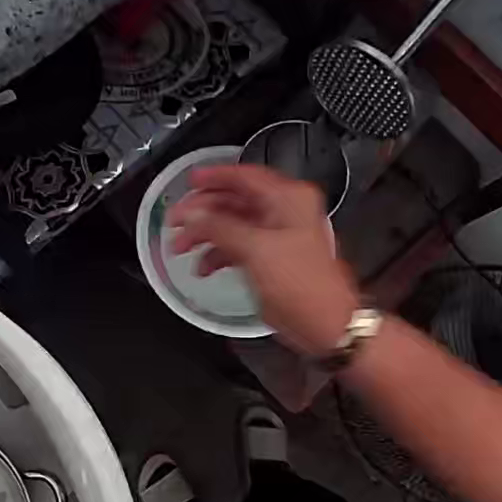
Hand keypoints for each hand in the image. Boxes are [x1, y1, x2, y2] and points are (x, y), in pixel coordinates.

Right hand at [167, 163, 360, 354]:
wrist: (326, 324)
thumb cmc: (304, 287)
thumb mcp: (255, 250)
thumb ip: (220, 227)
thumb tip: (193, 213)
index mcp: (289, 199)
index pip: (245, 176)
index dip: (214, 177)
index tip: (189, 181)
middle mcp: (286, 212)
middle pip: (235, 200)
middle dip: (203, 211)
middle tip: (176, 220)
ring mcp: (279, 235)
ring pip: (234, 224)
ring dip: (206, 234)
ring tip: (181, 247)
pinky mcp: (273, 258)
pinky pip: (240, 246)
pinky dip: (220, 254)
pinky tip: (203, 267)